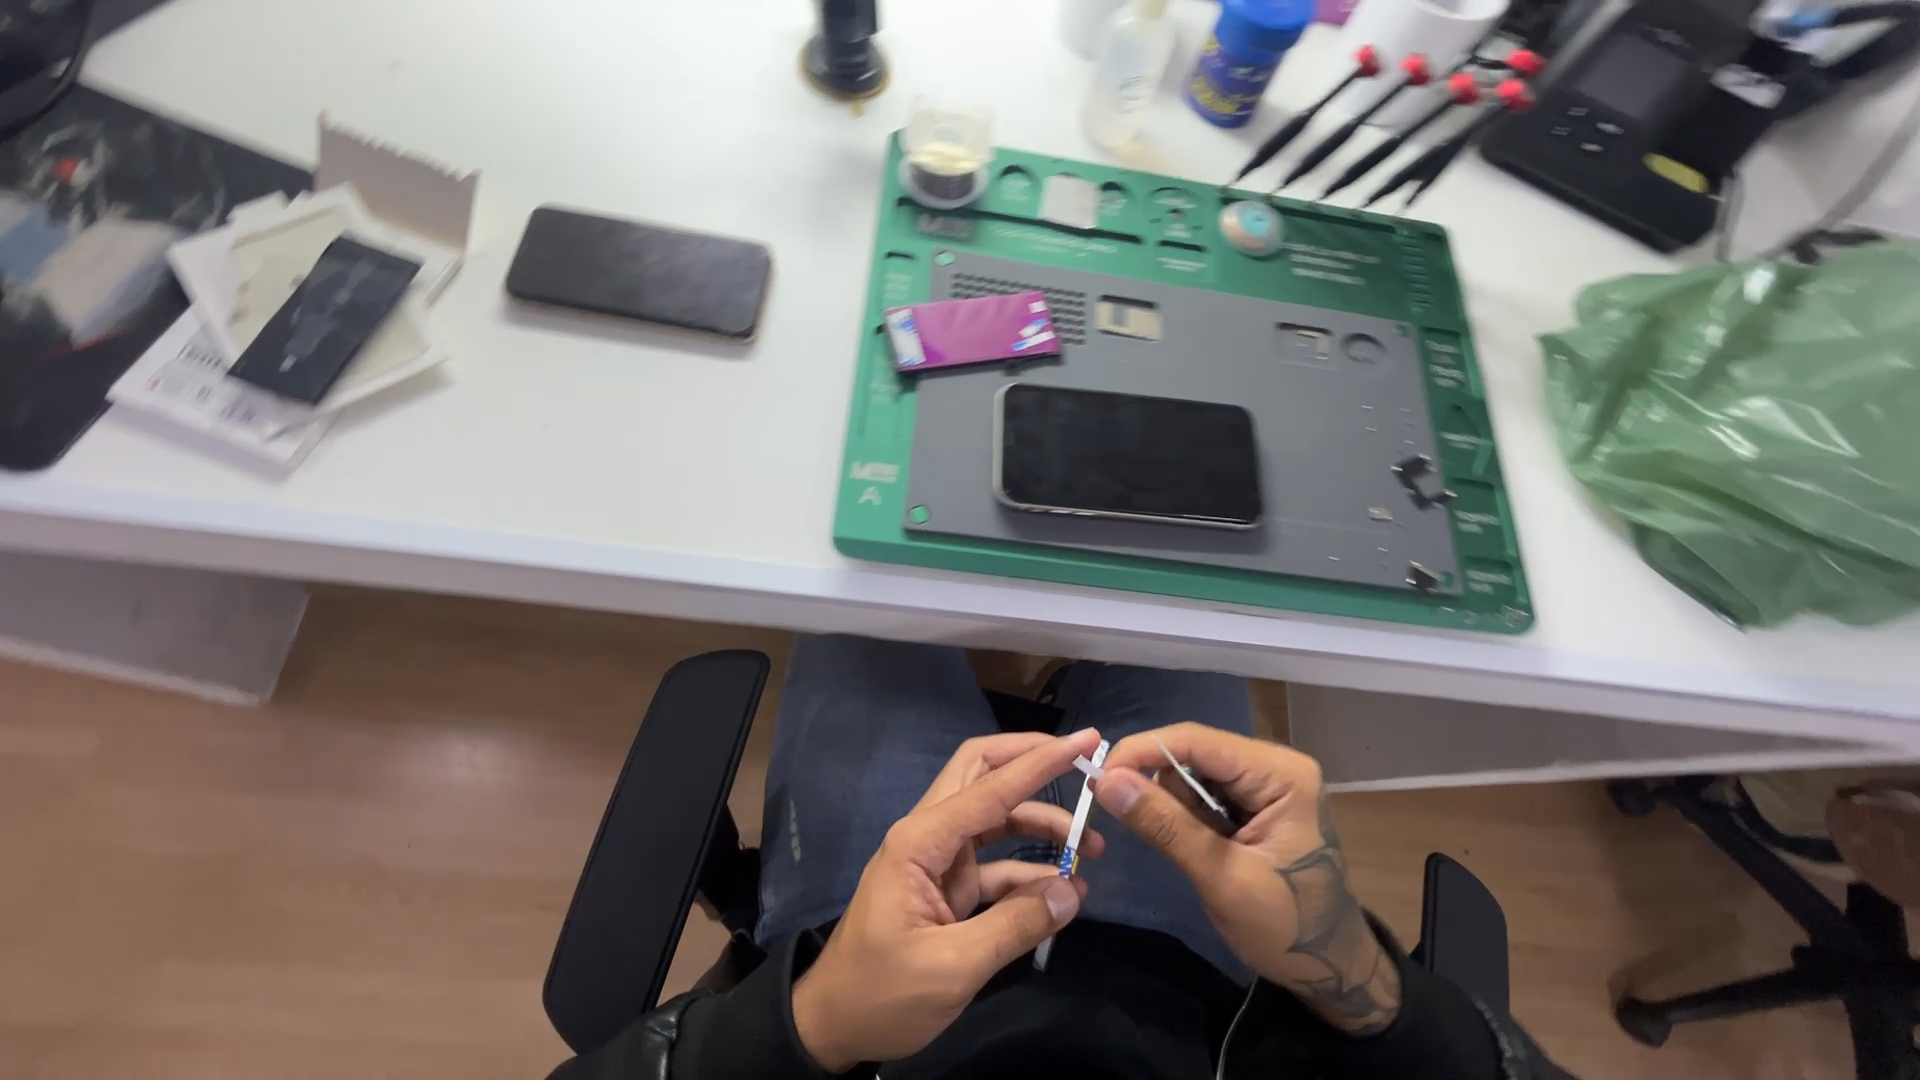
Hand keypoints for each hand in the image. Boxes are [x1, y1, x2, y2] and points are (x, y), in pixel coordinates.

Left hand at [791, 729, 1104, 1071]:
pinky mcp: (949, 886)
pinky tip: (1066, 890)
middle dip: (1031, 762)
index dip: (1039, 762)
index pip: (989, 786)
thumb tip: (1074, 892)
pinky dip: (1031, 870)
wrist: (833, 1025)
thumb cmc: (881, 993)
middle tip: (1084, 765)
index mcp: (920, 840)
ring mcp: (939, 859)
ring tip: (1093, 847)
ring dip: (1041, 823)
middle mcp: (929, 835)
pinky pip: (997, 863)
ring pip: (995, 816)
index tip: (1085, 741)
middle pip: (982, 774)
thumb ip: (1014, 926)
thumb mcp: (950, 968)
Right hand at [1092, 723, 1401, 1035]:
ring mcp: (1264, 782)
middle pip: (1191, 751)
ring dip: (1172, 804)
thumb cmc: (1288, 929)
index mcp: (1281, 774)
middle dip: (1157, 783)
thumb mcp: (1222, 879)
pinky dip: (1184, 814)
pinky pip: (1201, 791)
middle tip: (1136, 824)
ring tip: (1190, 851)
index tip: (1097, 778)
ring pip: (1190, 770)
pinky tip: (1197, 846)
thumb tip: (1105, 782)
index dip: (1141, 751)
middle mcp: (1273, 765)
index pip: (1196, 740)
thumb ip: (1165, 826)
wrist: (1332, 970)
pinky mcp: (1253, 800)